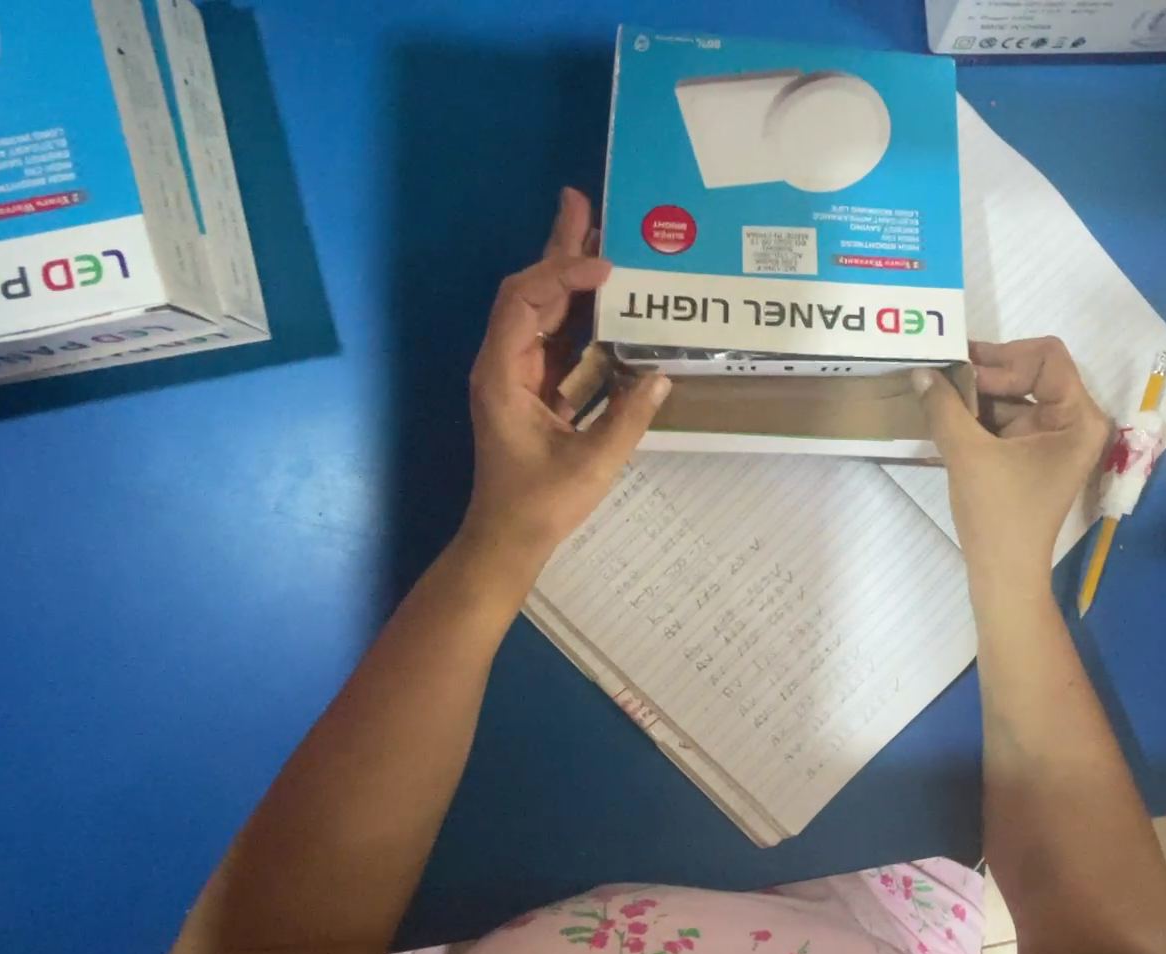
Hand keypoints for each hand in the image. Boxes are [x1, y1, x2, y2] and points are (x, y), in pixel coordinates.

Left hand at [459, 188, 671, 575]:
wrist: (508, 537)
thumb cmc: (541, 504)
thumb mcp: (592, 464)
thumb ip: (629, 418)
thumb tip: (662, 375)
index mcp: (503, 374)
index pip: (525, 301)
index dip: (562, 273)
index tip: (607, 266)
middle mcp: (504, 363)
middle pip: (528, 291)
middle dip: (557, 249)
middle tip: (583, 203)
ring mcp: (518, 374)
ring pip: (541, 310)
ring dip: (568, 274)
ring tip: (599, 235)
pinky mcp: (535, 388)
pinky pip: (555, 338)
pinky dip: (577, 313)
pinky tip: (603, 298)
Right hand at [912, 338, 1110, 588]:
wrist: (1003, 574)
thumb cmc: (998, 514)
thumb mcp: (968, 454)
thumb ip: (944, 406)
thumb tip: (920, 370)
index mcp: (1078, 418)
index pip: (1047, 357)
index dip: (1003, 358)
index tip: (963, 376)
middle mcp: (1072, 421)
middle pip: (1030, 372)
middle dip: (985, 374)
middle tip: (942, 375)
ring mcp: (1050, 438)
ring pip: (1012, 395)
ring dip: (976, 394)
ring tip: (937, 395)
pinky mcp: (1029, 454)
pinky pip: (1004, 419)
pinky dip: (976, 415)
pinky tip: (945, 415)